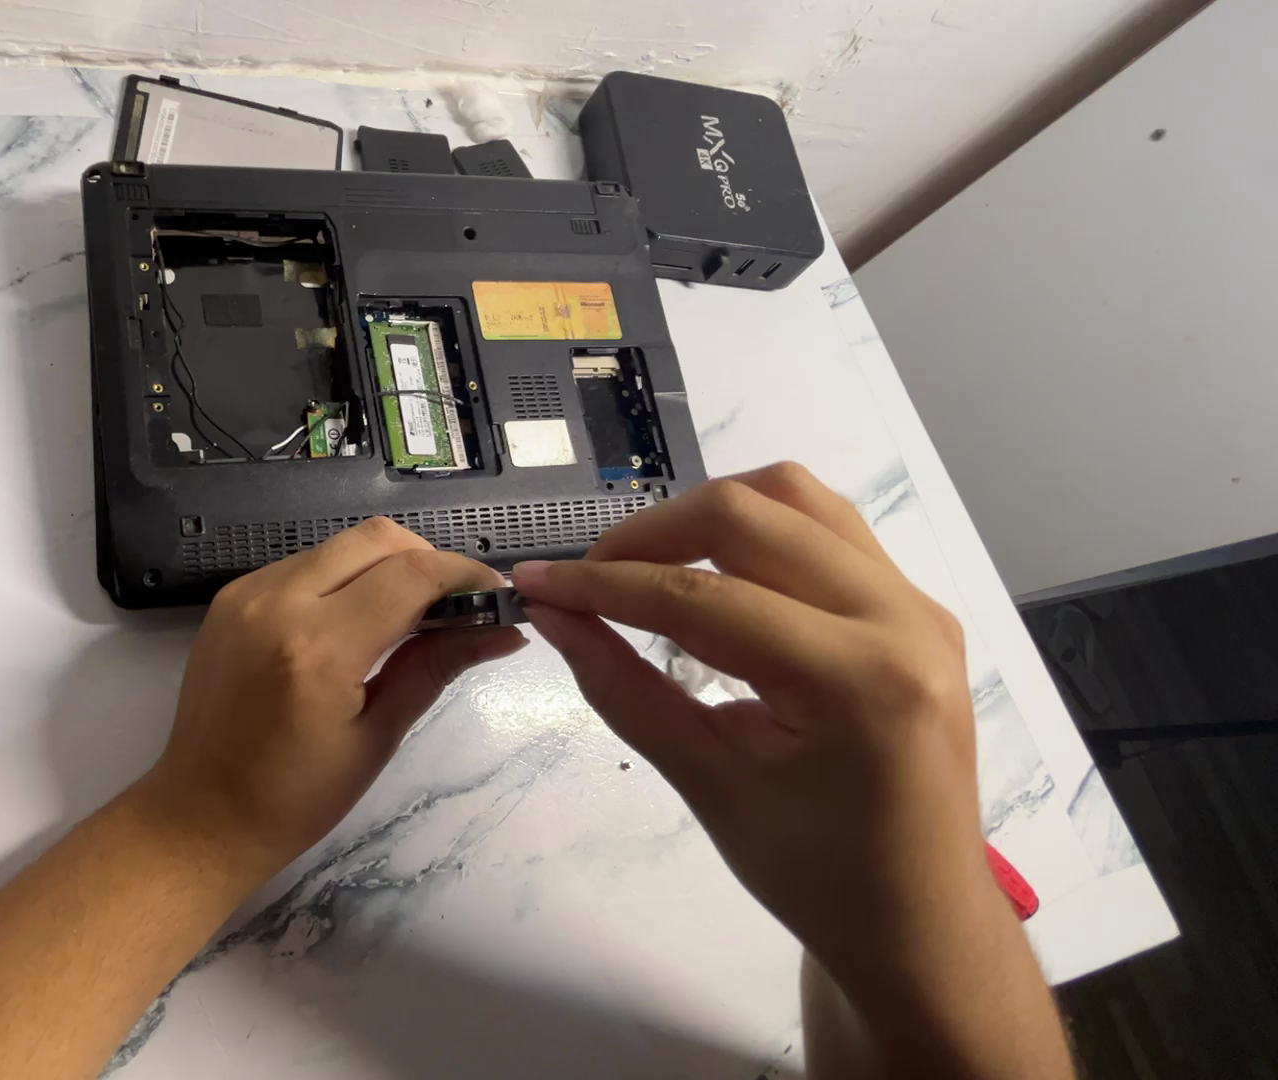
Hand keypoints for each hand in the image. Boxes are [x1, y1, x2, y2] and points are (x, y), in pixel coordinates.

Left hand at [137, 518, 526, 887]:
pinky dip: (342, 577)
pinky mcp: (231, 596)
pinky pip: (303, 564)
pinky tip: (353, 619)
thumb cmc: (294, 799)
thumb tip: (502, 632)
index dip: (463, 575)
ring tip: (406, 615)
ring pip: (339, 545)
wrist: (198, 814)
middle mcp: (278, 603)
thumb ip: (436, 668)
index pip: (411, 575)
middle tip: (452, 606)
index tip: (493, 596)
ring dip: (384, 566)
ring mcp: (247, 593)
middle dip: (427, 559)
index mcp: (319, 649)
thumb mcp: (377, 738)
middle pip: (376, 539)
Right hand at [511, 463, 998, 978]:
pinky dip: (745, 527)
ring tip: (644, 566)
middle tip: (588, 580)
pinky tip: (708, 572)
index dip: (602, 585)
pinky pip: (817, 522)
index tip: (536, 582)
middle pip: (746, 515)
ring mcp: (913, 601)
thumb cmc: (809, 869)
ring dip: (698, 517)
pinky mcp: (909, 602)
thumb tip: (551, 613)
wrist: (919, 918)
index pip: (699, 600)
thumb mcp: (699, 778)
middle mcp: (900, 618)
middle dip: (645, 536)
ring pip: (789, 495)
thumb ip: (617, 684)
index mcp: (857, 681)